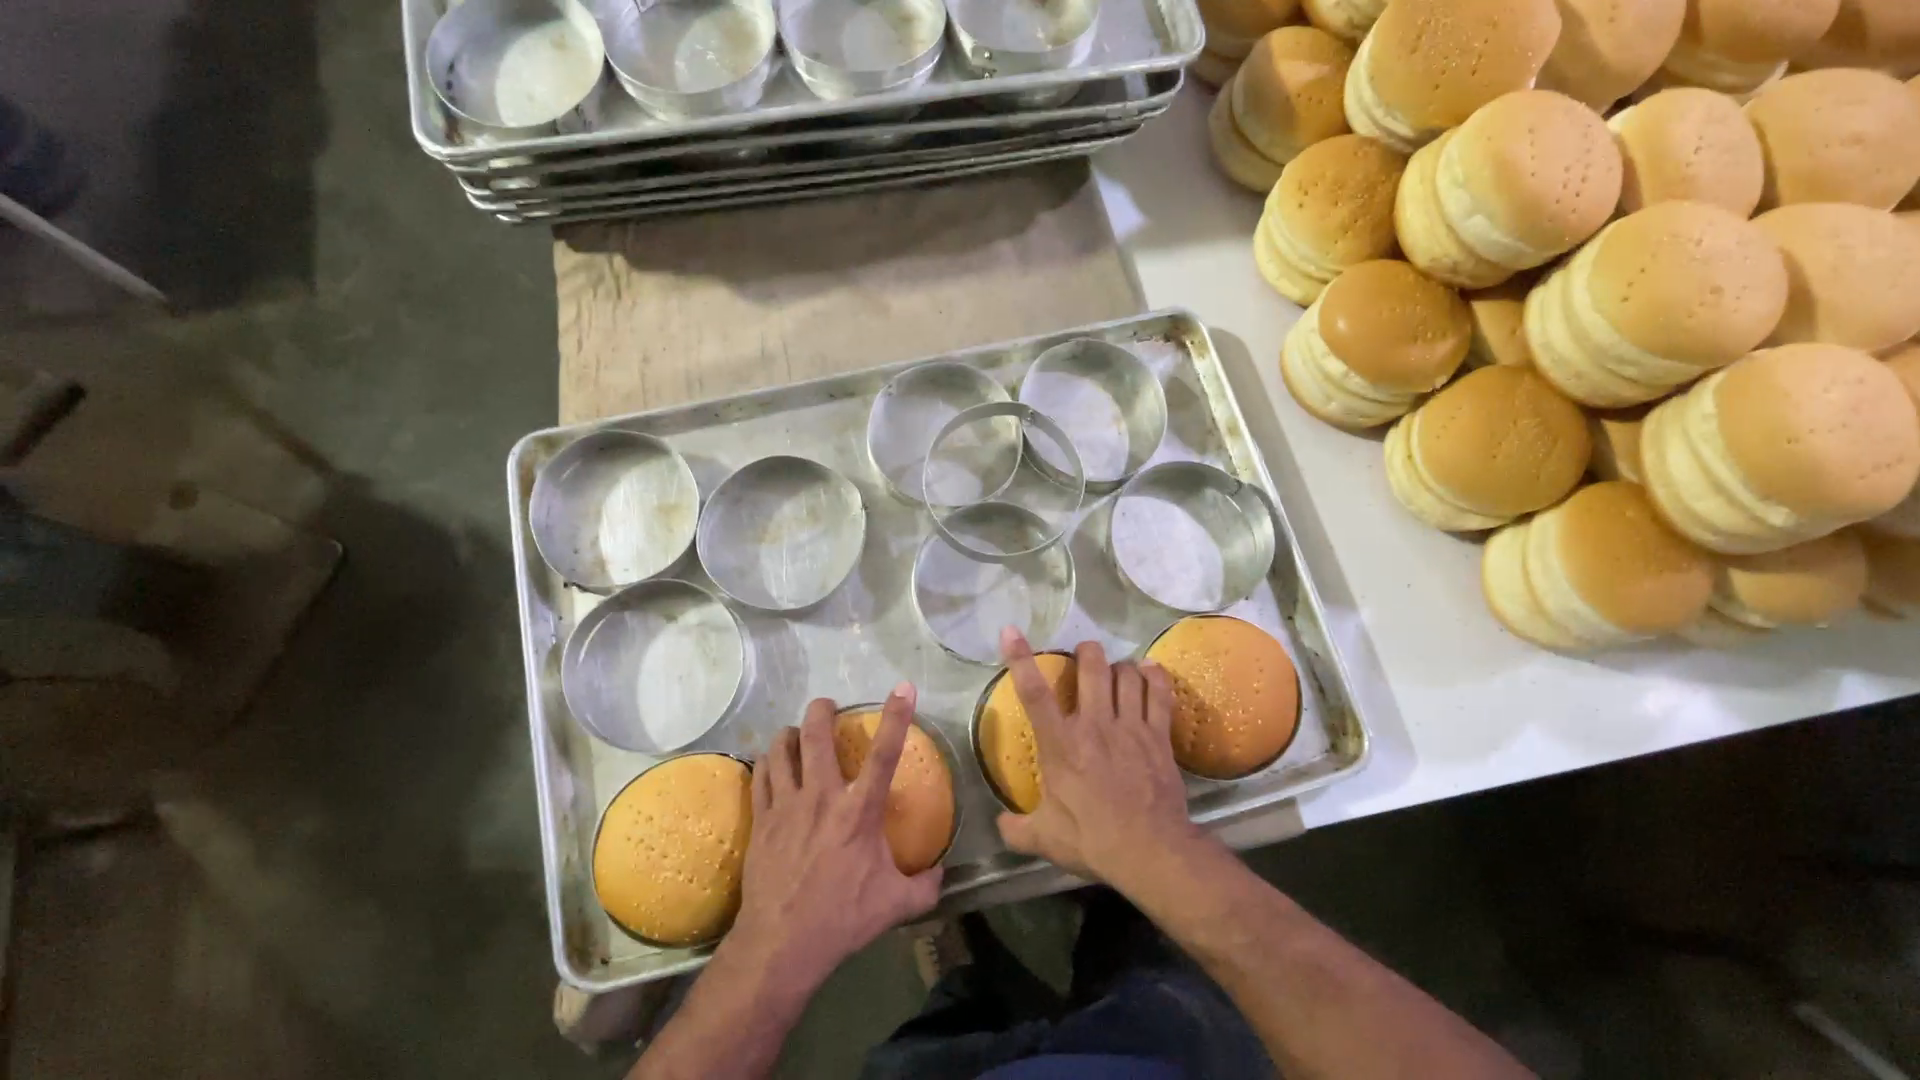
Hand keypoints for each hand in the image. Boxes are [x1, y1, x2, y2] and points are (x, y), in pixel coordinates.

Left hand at [725, 685, 942, 988]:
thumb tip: (940, 874)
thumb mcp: (896, 905)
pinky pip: (760, 776)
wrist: (782, 944)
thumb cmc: (843, 919)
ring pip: (780, 750)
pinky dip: (767, 763)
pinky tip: (772, 764)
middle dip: (821, 710)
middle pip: (816, 735)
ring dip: (790, 735)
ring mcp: (785, 806)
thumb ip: (925, 886)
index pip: (885, 754)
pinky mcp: (761, 821)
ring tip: (797, 733)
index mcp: (860, 812)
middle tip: (827, 705)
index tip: (904, 686)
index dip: (897, 715)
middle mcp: (822, 798)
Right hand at [995, 627, 1203, 888]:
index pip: (1034, 693)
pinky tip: (1149, 670)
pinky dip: (1154, 677)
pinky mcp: (1159, 737)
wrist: (1150, 851)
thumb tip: (1000, 824)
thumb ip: (1016, 829)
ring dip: (1118, 666)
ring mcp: (1131, 728)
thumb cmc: (1092, 841)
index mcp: (1060, 745)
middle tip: (1084, 652)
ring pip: (1126, 676)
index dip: (1020, 658)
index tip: (1011, 631)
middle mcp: (1094, 726)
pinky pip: (1159, 694)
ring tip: (1115, 670)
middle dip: (1086, 652)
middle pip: (1092, 668)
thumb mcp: (1043, 840)